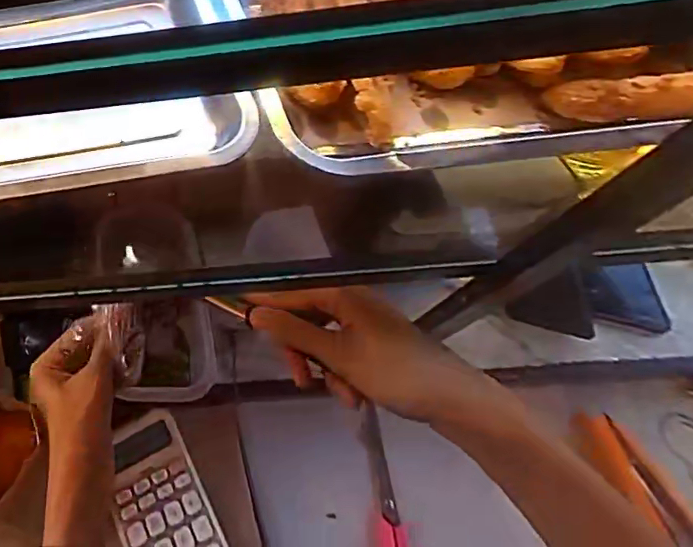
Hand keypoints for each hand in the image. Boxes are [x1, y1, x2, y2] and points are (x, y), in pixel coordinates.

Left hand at [32, 319, 115, 546]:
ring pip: (93, 365)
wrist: (85, 478)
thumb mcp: (94, 381)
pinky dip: (114, 373)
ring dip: (113, 356)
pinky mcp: (85, 407)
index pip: (73, 333)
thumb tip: (117, 319)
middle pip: (83, 348)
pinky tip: (131, 365)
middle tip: (132, 327)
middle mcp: (53, 376)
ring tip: (134, 342)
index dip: (97, 324)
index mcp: (45, 366)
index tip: (121, 313)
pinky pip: (100, 380)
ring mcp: (69, 392)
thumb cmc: (81, 427)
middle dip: (107, 340)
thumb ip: (105, 348)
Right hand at [247, 287, 510, 429]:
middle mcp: (350, 302)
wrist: (456, 401)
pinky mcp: (377, 345)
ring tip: (342, 396)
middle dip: (301, 351)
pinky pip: (344, 354)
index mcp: (341, 295)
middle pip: (305, 319)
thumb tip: (256, 313)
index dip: (264, 302)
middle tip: (301, 378)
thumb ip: (294, 331)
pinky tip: (356, 397)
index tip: (236, 308)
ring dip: (324, 370)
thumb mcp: (339, 355)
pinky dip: (343, 375)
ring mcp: (365, 324)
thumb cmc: (395, 370)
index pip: (289, 293)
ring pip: (324, 342)